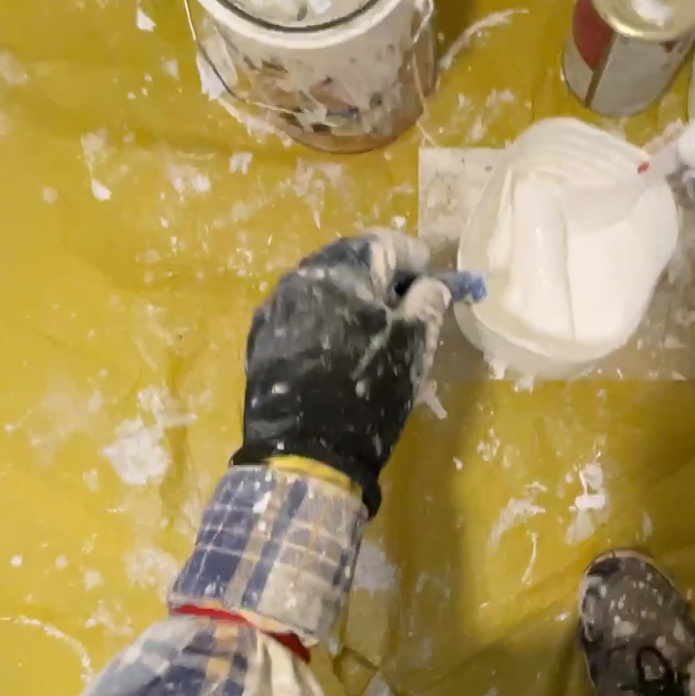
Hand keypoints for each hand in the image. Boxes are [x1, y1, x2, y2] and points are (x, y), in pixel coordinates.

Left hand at [232, 231, 450, 515]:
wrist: (306, 452)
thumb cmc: (370, 393)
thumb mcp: (414, 347)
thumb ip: (428, 303)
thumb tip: (431, 284)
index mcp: (342, 270)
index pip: (386, 243)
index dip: (416, 258)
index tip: (432, 276)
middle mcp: (301, 276)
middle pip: (352, 261)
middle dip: (382, 276)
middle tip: (406, 302)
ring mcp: (275, 307)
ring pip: (325, 287)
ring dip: (353, 298)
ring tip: (374, 328)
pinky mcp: (262, 338)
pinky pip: (303, 313)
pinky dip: (328, 320)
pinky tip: (340, 348)